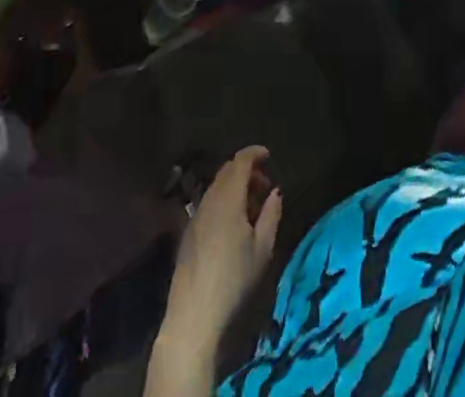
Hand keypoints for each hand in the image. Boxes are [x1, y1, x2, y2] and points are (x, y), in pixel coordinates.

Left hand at [165, 146, 282, 341]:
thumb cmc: (235, 278)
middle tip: (265, 185)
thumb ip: (271, 214)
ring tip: (253, 205)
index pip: (239, 162)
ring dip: (235, 185)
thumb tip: (275, 192)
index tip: (268, 155)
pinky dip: (224, 198)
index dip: (254, 153)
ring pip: (217, 186)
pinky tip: (235, 221)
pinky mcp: (189, 229)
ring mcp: (196, 214)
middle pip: (227, 172)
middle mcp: (209, 200)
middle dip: (247, 170)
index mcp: (228, 199)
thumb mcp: (263, 248)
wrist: (195, 310)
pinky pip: (209, 201)